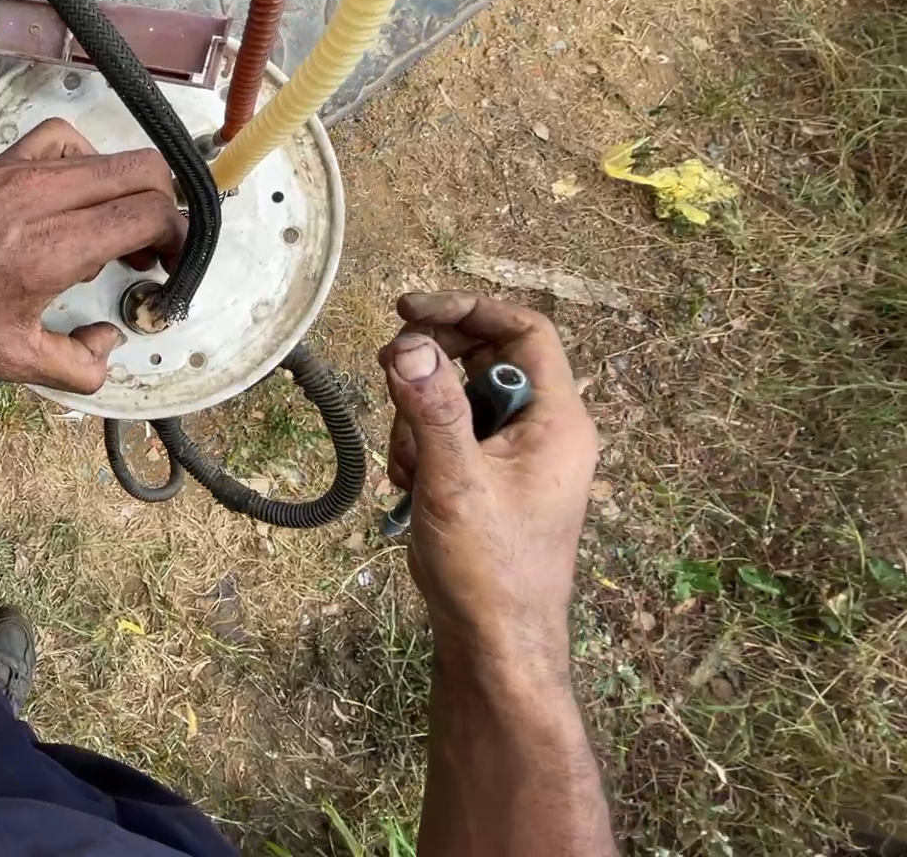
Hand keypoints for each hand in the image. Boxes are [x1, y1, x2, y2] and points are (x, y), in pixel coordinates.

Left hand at [0, 118, 185, 391]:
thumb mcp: (13, 360)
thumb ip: (80, 366)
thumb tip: (107, 344)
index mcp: (55, 246)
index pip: (151, 213)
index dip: (179, 238)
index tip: (170, 264)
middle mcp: (44, 197)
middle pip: (144, 171)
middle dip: (165, 208)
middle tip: (150, 250)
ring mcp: (19, 170)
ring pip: (107, 154)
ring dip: (125, 188)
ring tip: (109, 230)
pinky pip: (60, 139)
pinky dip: (84, 160)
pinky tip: (70, 196)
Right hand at [379, 293, 598, 678]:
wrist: (492, 633)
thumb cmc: (489, 564)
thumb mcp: (456, 481)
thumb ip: (433, 410)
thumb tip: (408, 344)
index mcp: (556, 420)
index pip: (524, 332)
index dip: (468, 310)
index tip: (406, 310)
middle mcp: (537, 427)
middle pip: (479, 358)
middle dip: (427, 368)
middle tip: (388, 376)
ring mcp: (508, 450)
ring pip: (450, 395)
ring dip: (414, 417)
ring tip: (410, 466)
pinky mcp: (481, 470)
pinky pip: (440, 430)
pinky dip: (414, 444)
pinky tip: (410, 482)